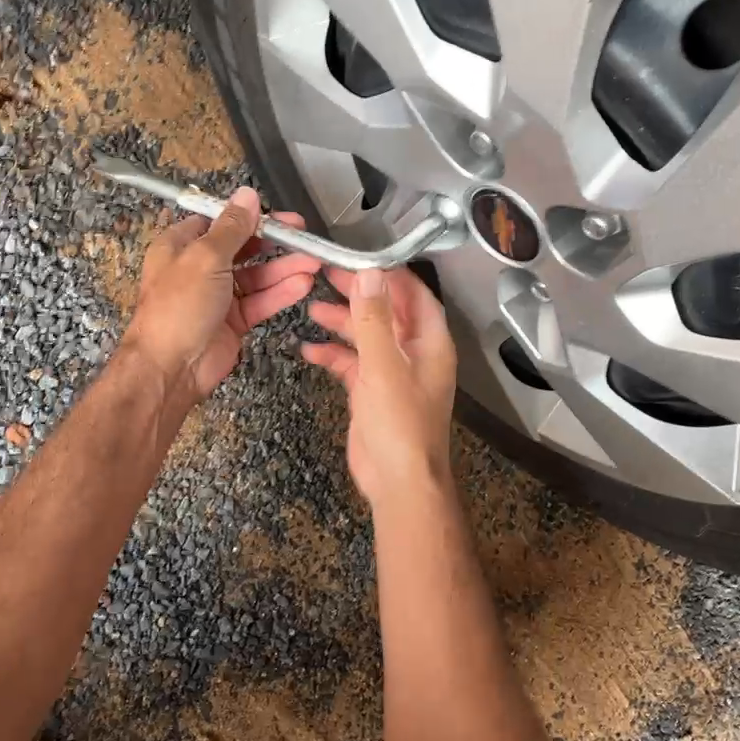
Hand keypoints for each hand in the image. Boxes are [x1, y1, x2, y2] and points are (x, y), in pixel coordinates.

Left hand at [120, 187, 320, 406]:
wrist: (170, 367)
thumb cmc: (179, 306)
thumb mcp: (206, 256)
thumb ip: (232, 227)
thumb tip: (248, 195)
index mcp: (181, 246)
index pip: (218, 222)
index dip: (248, 216)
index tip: (278, 215)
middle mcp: (198, 269)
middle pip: (242, 248)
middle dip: (273, 242)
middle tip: (304, 236)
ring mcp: (217, 296)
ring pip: (255, 276)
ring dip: (283, 268)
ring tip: (314, 262)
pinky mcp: (233, 322)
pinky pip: (259, 302)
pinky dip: (280, 293)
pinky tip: (302, 285)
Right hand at [302, 267, 457, 506]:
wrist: (398, 481)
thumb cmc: (401, 426)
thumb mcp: (384, 365)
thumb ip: (374, 319)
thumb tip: (369, 275)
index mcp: (429, 343)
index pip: (413, 294)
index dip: (388, 275)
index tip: (358, 259)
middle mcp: (414, 354)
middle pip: (387, 313)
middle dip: (359, 294)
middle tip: (328, 276)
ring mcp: (392, 375)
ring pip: (366, 338)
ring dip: (342, 323)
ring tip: (312, 309)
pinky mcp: (372, 394)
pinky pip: (352, 365)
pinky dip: (333, 355)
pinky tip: (309, 350)